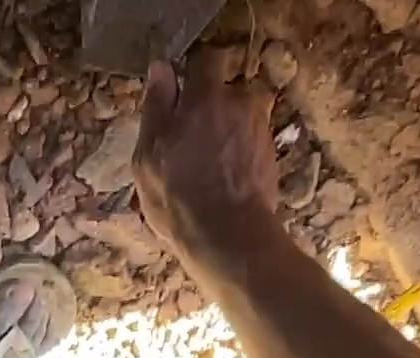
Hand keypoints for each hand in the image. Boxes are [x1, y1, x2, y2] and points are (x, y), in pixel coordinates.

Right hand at [133, 51, 279, 269]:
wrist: (227, 234)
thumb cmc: (178, 198)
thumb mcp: (148, 157)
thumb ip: (156, 109)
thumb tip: (160, 70)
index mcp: (205, 98)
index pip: (204, 61)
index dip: (191, 76)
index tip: (177, 99)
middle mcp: (239, 102)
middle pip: (222, 94)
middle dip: (206, 112)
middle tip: (185, 147)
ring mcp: (259, 127)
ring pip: (235, 120)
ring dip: (222, 135)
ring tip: (203, 170)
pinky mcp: (270, 152)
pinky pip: (247, 143)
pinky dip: (234, 156)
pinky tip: (220, 182)